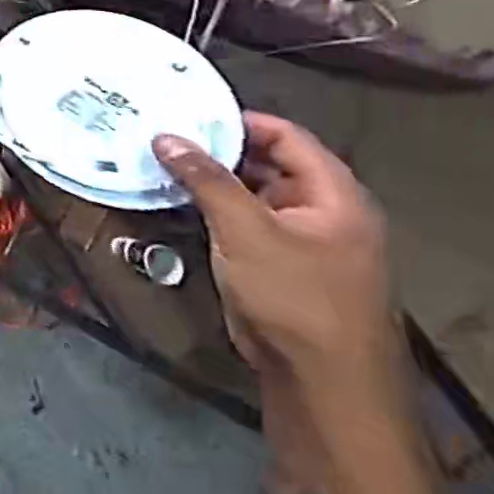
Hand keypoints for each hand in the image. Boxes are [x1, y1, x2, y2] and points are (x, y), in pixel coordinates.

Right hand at [152, 113, 392, 375]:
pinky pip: (241, 217)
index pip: (286, 136)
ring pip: (250, 190)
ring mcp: (299, 236)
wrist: (321, 380)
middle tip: (161, 133)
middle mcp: (322, 210)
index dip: (237, 120)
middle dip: (215, 147)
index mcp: (335, 196)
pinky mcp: (275, 259)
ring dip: (209, 177)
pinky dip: (211, 204)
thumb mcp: (246, 231)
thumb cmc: (295, 297)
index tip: (184, 113)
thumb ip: (206, 179)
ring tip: (158, 160)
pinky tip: (174, 196)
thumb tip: (166, 136)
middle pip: (267, 160)